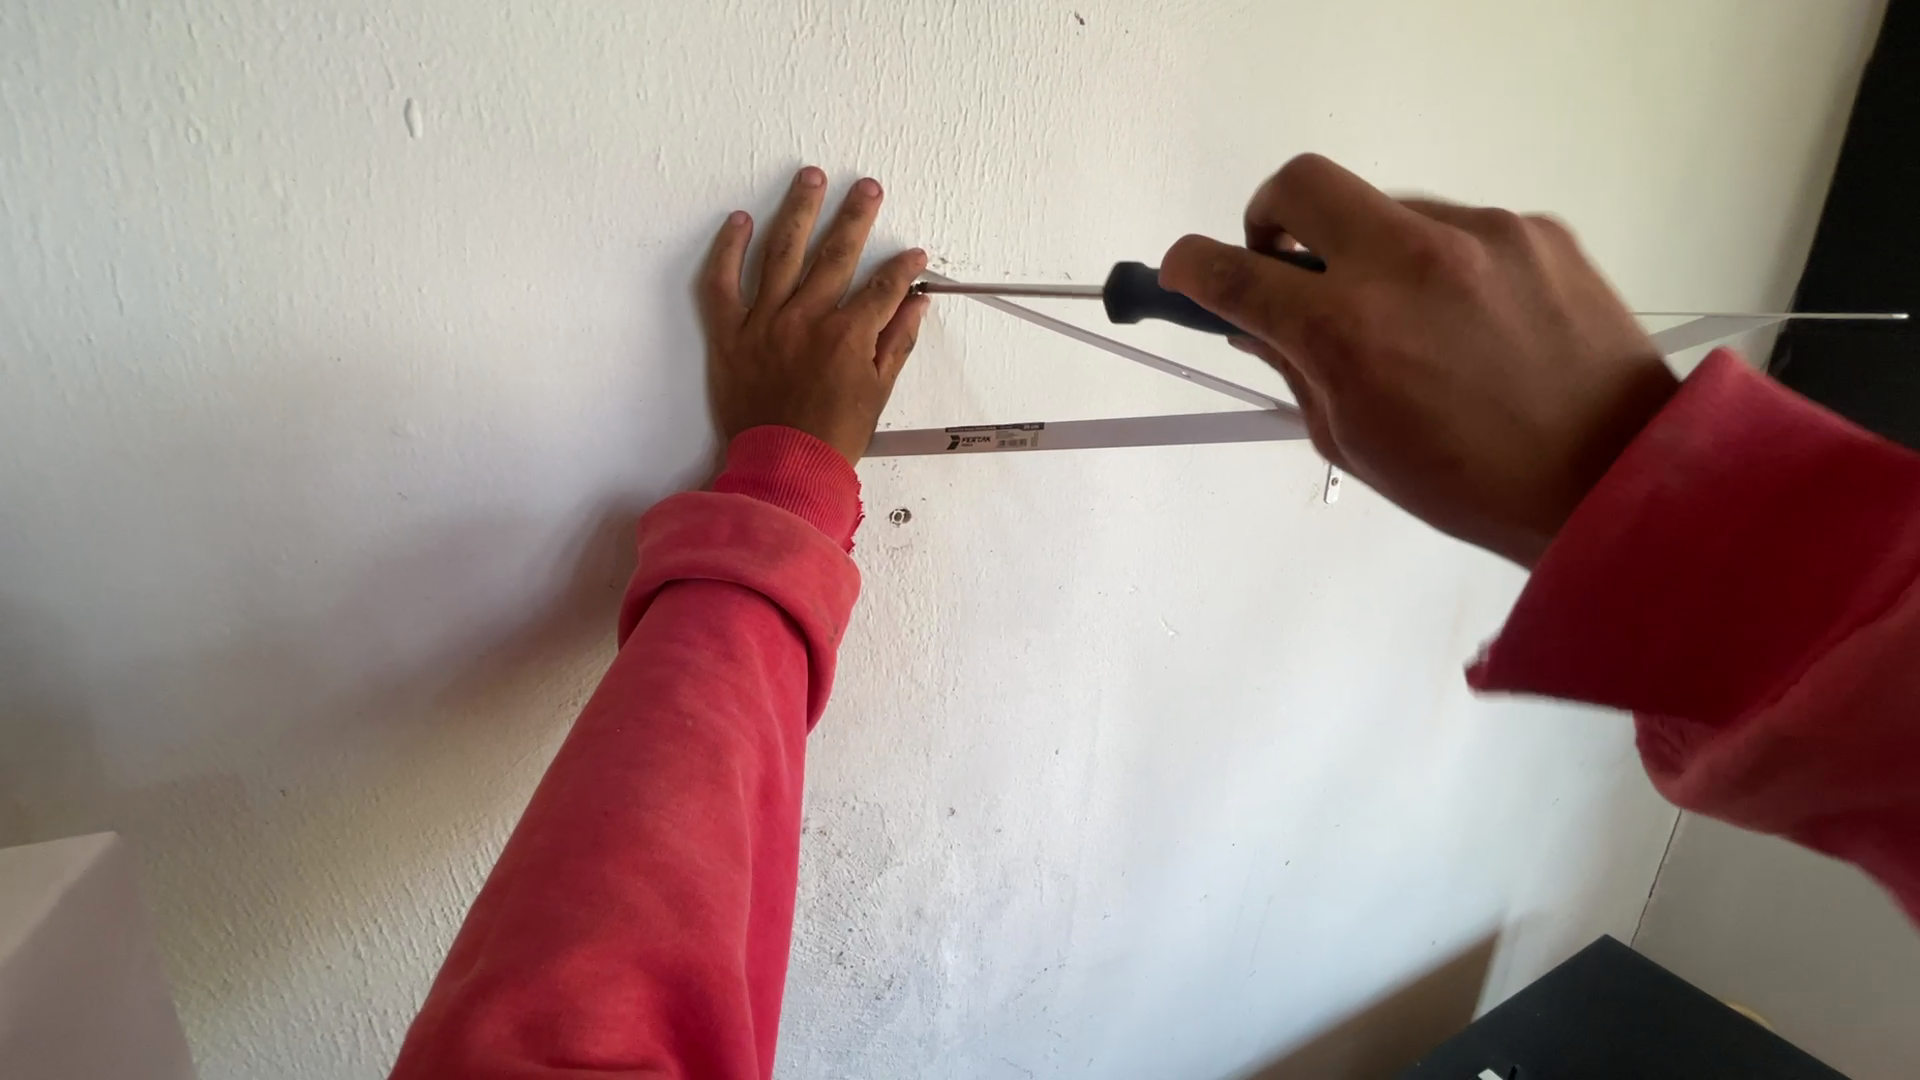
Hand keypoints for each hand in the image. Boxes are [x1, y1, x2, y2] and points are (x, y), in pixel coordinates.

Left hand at [700, 166, 929, 464]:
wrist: (784, 467)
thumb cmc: (831, 438)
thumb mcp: (877, 393)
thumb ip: (896, 344)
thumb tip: (914, 308)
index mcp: (847, 336)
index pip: (883, 287)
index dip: (903, 269)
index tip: (914, 257)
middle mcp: (806, 319)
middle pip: (836, 254)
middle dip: (857, 217)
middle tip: (867, 188)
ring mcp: (765, 322)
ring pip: (782, 252)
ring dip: (800, 211)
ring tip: (811, 178)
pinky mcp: (730, 334)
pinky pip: (722, 282)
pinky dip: (729, 249)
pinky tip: (740, 221)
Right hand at [1161, 154, 1677, 566]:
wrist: (1607, 474)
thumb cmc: (1458, 481)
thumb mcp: (1344, 438)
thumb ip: (1290, 369)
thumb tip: (1256, 326)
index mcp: (1345, 331)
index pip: (1233, 273)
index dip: (1189, 266)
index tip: (1181, 270)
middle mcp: (1404, 261)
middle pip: (1301, 182)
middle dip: (1266, 215)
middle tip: (1278, 263)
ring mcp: (1476, 232)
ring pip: (1378, 208)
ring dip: (1356, 250)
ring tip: (1393, 315)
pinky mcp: (1531, 226)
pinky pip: (1445, 225)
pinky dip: (1422, 260)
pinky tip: (1454, 316)